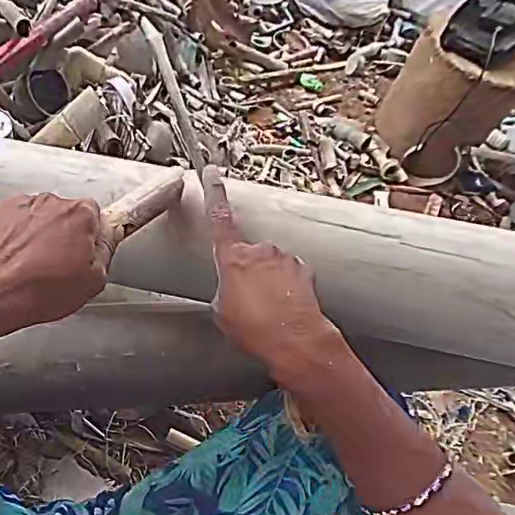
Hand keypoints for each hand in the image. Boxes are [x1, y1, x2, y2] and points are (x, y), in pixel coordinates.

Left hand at [0, 192, 107, 333]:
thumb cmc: (40, 289)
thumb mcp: (94, 281)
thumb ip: (107, 251)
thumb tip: (111, 236)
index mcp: (82, 214)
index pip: (98, 216)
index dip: (93, 239)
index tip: (87, 254)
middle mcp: (53, 202)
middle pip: (68, 214)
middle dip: (66, 236)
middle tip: (62, 267)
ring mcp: (25, 205)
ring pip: (41, 217)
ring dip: (40, 236)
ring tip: (35, 267)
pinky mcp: (0, 212)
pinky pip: (17, 220)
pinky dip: (17, 235)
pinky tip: (17, 260)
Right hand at [203, 167, 346, 382]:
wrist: (295, 341)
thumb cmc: (257, 329)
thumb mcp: (222, 313)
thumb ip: (224, 290)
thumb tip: (232, 289)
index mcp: (233, 258)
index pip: (219, 218)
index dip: (213, 194)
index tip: (211, 174)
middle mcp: (261, 251)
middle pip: (248, 254)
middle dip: (246, 272)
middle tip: (246, 300)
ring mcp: (285, 259)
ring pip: (270, 265)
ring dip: (267, 282)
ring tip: (266, 311)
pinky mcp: (303, 270)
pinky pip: (288, 276)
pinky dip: (285, 289)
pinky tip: (283, 309)